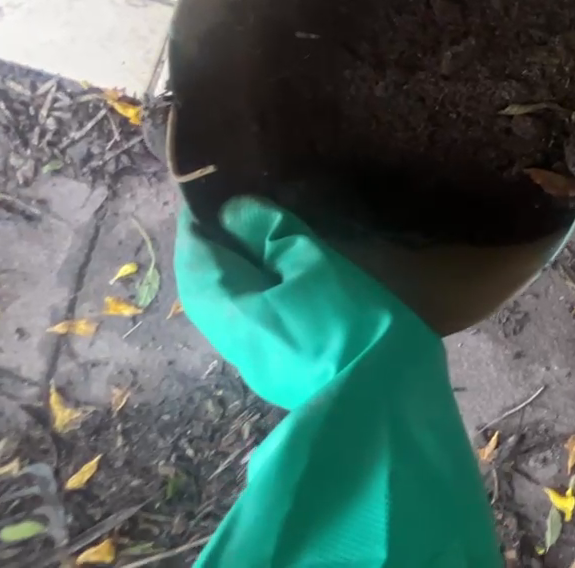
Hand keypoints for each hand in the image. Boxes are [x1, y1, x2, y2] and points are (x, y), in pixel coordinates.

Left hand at [176, 195, 421, 408]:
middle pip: (210, 278)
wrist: (378, 391)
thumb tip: (236, 210)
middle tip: (252, 206)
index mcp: (223, 302)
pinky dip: (265, 287)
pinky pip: (259, 314)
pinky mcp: (279, 364)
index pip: (196, 251)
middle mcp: (224, 330)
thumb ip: (277, 236)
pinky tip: (295, 280)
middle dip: (224, 241)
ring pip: (235, 298)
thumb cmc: (346, 319)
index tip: (219, 184)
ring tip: (276, 238)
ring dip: (247, 266)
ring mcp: (250, 353)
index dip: (203, 216)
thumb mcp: (319, 265)